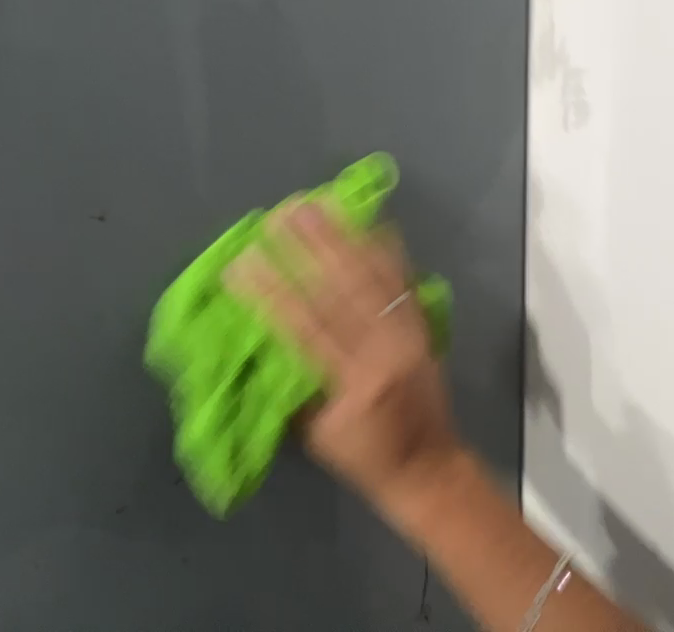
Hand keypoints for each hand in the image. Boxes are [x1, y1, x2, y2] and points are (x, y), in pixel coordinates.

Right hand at [225, 203, 463, 511]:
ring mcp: (408, 333)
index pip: (302, 326)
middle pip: (340, 289)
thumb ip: (293, 385)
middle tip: (280, 214)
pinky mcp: (424, 325)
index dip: (270, 291)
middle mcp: (382, 350)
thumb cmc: (365, 458)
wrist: (431, 469)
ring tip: (316, 205)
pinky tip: (370, 222)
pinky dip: (385, 248)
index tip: (242, 262)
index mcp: (351, 382)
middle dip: (307, 247)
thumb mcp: (317, 434)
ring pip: (371, 275)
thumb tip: (261, 338)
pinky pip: (403, 279)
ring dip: (342, 237)